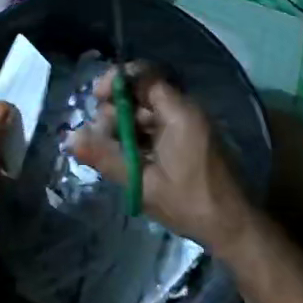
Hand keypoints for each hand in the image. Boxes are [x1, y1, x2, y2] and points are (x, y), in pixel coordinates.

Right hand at [69, 64, 255, 249]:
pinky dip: (140, 136)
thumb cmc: (189, 202)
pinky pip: (160, 126)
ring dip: (126, 125)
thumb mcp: (142, 182)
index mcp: (179, 112)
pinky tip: (124, 156)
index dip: (118, 82)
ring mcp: (190, 125)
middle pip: (144, 94)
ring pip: (150, 112)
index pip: (145, 77)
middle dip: (117, 108)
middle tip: (96, 133)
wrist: (232, 226)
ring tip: (106, 148)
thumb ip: (106, 157)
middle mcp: (186, 110)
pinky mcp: (190, 140)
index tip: (96, 99)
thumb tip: (70, 138)